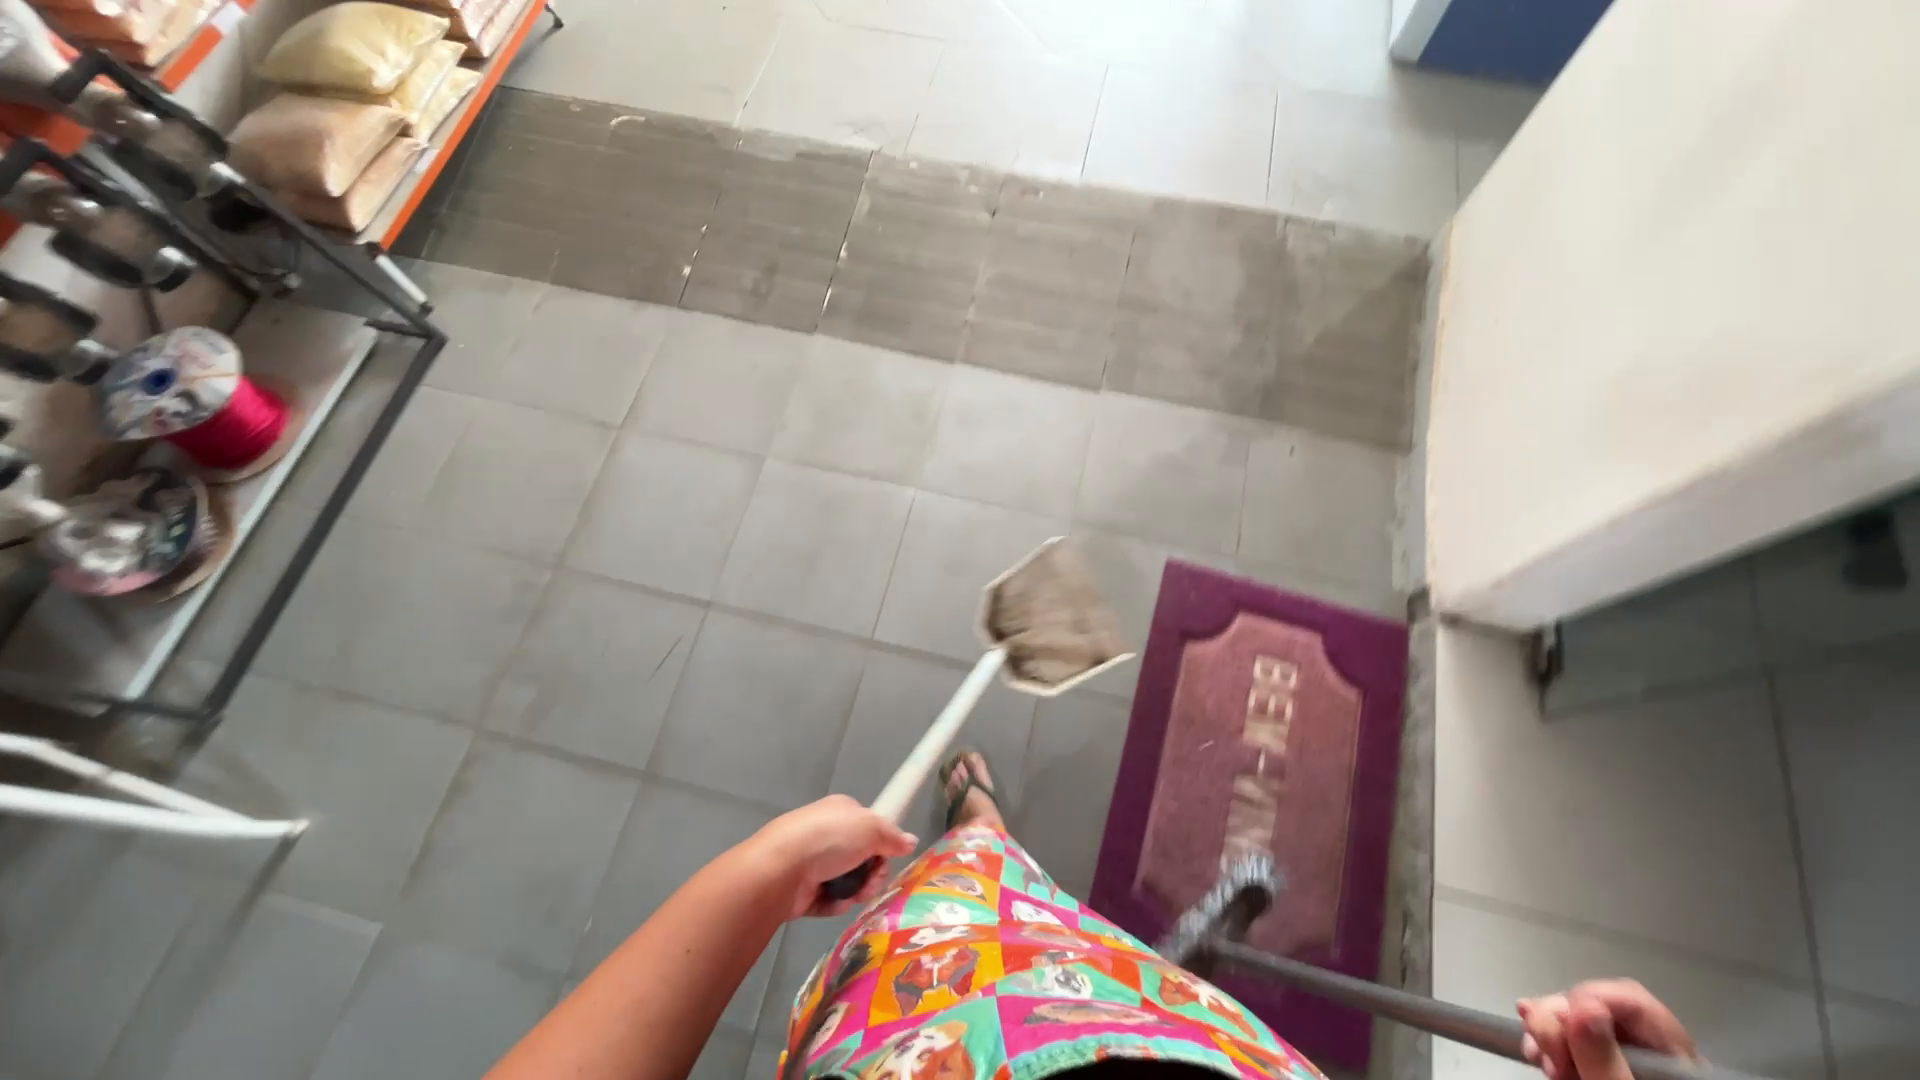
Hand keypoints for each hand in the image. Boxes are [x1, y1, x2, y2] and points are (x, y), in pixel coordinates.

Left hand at [752, 796, 917, 919]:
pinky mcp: (802, 890)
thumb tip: (911, 841)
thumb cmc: (829, 839)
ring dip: (857, 890)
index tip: (888, 856)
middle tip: (872, 880)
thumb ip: (893, 836)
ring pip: (848, 880)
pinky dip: (836, 903)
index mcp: (840, 811)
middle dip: (872, 872)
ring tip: (855, 895)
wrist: (781, 870)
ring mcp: (812, 862)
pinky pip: (829, 899)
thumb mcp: (871, 828)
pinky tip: (836, 903)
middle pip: (862, 856)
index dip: (882, 843)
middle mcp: (826, 834)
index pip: (869, 825)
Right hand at [1518, 980, 1697, 1079]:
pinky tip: (1535, 1050)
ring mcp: (1622, 1051)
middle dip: (1558, 1018)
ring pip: (1575, 1015)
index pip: (1631, 998)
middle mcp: (1650, 1046)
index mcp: (1674, 1053)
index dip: (1588, 998)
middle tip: (1544, 1048)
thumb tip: (1582, 1007)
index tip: (1561, 1024)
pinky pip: (1566, 1032)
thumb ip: (1605, 1059)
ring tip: (1538, 1056)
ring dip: (1546, 1029)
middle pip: (1596, 1002)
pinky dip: (1544, 1037)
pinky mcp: (1596, 1057)